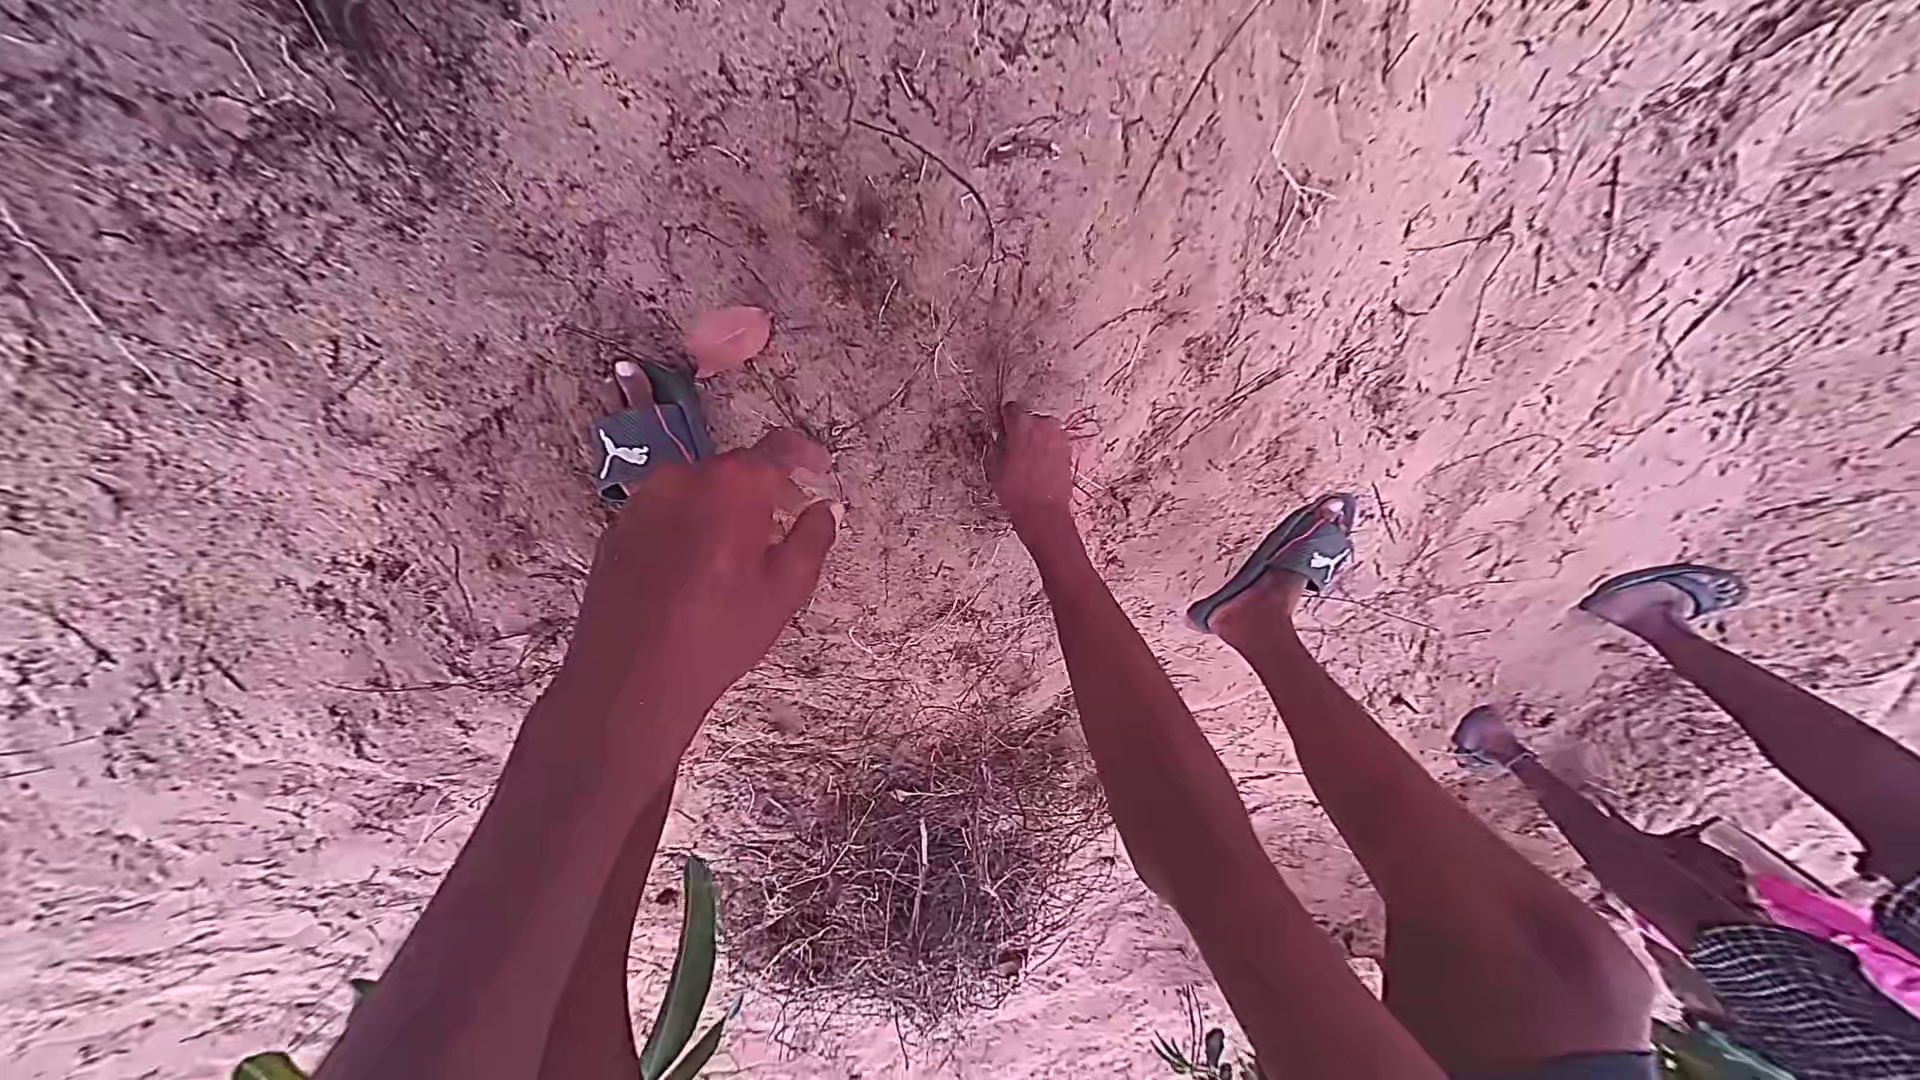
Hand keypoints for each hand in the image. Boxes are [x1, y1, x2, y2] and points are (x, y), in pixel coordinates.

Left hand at [561, 429, 839, 725]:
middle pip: (738, 469)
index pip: (778, 448)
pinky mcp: (619, 528)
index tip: (820, 470)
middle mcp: (683, 479)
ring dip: (730, 508)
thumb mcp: (787, 586)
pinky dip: (696, 523)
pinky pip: (670, 511)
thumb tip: (826, 508)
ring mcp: (644, 501)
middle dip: (769, 490)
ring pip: (702, 490)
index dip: (806, 455)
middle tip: (790, 525)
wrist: (631, 677)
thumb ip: (814, 535)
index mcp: (731, 485)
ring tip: (745, 553)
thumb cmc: (720, 630)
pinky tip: (703, 567)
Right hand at [991, 404, 1074, 530]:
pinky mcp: (1068, 451)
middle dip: (1021, 431)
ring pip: (1043, 431)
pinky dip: (1046, 450)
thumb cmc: (1019, 492)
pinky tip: (1037, 467)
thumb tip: (999, 440)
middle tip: (1012, 449)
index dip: (1003, 420)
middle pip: (1029, 419)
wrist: (1042, 512)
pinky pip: (1053, 444)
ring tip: (1025, 461)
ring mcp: (1059, 438)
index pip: (1011, 409)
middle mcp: (1044, 426)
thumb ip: (997, 445)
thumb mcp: (994, 466)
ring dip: (1035, 440)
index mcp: (1022, 424)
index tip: (1001, 428)